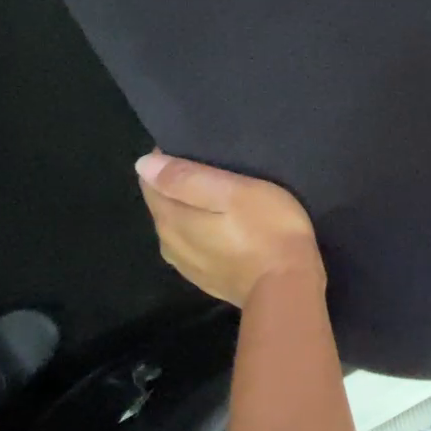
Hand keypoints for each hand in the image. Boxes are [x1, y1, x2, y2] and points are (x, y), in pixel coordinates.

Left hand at [136, 151, 322, 306]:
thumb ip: (188, 178)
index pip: (151, 183)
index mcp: (172, 219)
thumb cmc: (267, 229)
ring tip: (218, 192)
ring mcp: (188, 264)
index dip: (166, 160)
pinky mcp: (207, 277)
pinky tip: (222, 225)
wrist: (288, 286)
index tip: (193, 145)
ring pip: (177, 226)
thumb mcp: (234, 192)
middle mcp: (169, 243)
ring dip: (189, 209)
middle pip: (163, 205)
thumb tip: (143, 164)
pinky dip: (200, 229)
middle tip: (210, 164)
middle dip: (177, 184)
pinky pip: (193, 244)